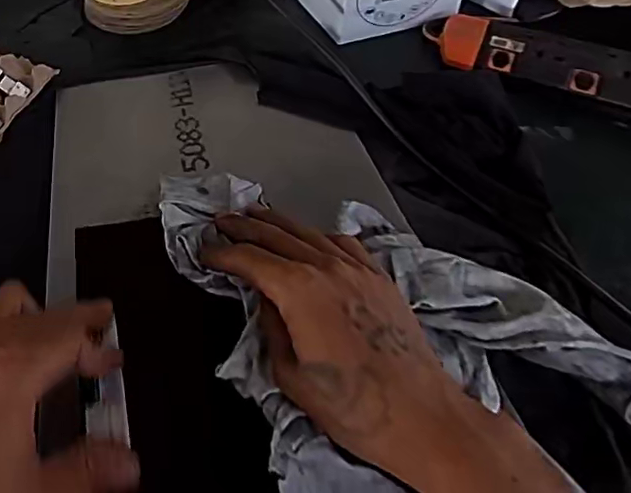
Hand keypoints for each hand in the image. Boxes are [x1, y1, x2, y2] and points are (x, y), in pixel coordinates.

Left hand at [0, 282, 139, 492]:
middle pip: (47, 313)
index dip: (99, 343)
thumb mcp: (36, 487)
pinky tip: (11, 339)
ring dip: (41, 313)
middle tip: (100, 336)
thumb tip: (125, 459)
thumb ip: (87, 469)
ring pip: (12, 301)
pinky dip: (5, 314)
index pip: (71, 332)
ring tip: (60, 334)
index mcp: (15, 367)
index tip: (112, 356)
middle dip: (79, 321)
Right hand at [201, 207, 568, 492]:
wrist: (424, 417)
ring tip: (257, 213)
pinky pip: (341, 241)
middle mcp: (325, 267)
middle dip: (243, 225)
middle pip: (274, 233)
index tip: (206, 251)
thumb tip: (265, 304)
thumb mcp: (292, 379)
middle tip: (221, 220)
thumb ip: (271, 331)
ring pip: (306, 230)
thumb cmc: (357, 408)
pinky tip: (311, 236)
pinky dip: (317, 233)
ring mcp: (354, 267)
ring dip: (276, 220)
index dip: (222, 252)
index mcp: (299, 290)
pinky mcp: (377, 275)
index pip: (249, 258)